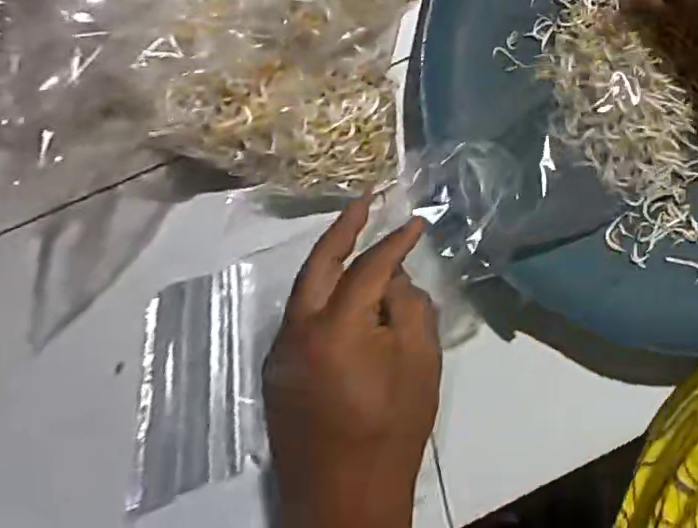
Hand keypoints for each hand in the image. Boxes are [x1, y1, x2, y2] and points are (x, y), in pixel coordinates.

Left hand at [265, 201, 439, 527]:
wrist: (345, 500)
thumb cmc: (393, 427)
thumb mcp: (420, 359)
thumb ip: (409, 305)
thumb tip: (393, 278)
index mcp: (336, 329)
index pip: (369, 267)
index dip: (396, 241)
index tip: (417, 221)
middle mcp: (298, 334)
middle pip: (319, 264)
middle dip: (344, 228)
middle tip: (368, 200)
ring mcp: (281, 355)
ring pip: (305, 290)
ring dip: (332, 260)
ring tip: (359, 237)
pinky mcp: (277, 375)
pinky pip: (301, 317)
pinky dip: (324, 293)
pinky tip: (347, 290)